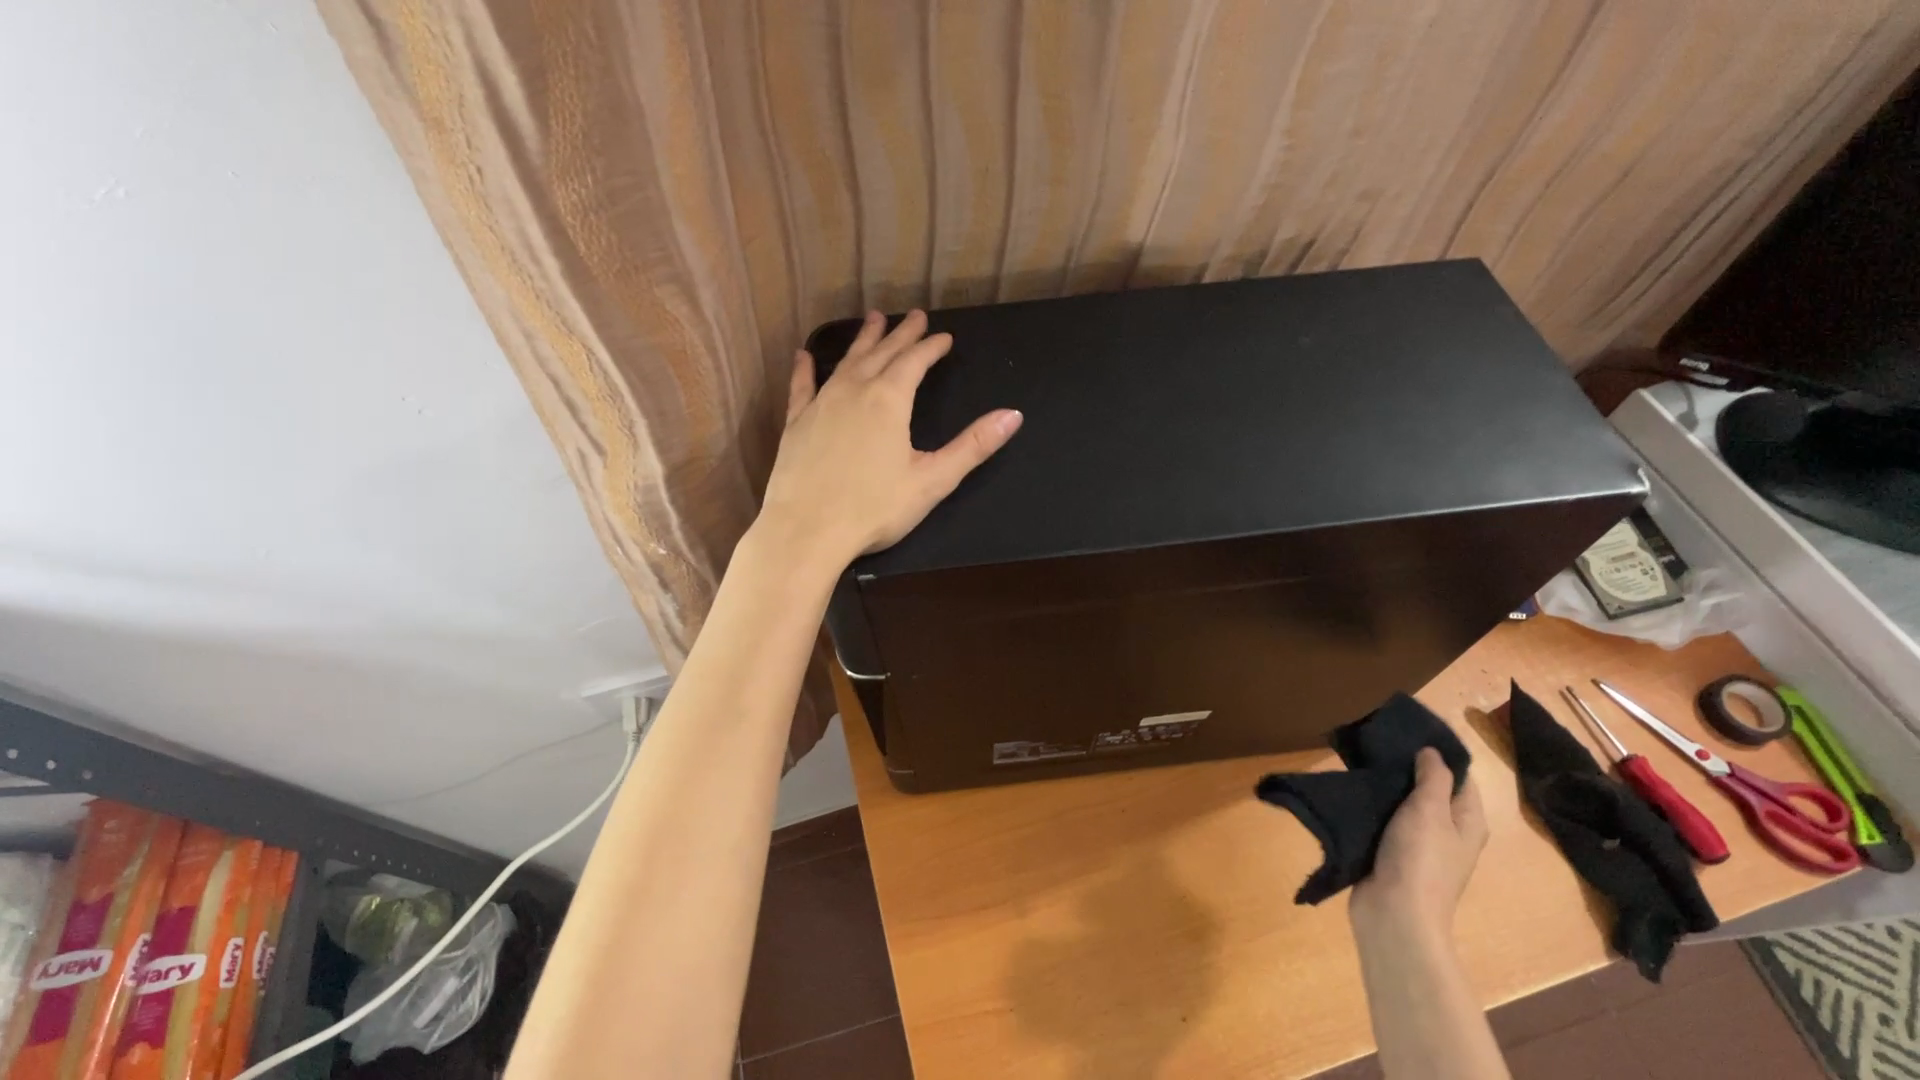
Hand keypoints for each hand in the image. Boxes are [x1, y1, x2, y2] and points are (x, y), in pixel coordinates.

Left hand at [756, 309, 1022, 567]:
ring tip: (873, 320)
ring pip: (846, 362)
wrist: (807, 531)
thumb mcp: (933, 480)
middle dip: (901, 334)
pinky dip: (805, 369)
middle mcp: (854, 391)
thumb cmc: (875, 509)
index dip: (931, 347)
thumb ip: (972, 446)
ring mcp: (821, 405)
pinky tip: (805, 356)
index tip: (944, 337)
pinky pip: (802, 386)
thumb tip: (1013, 415)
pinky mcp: (796, 424)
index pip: (915, 362)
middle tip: (914, 316)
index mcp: (889, 401)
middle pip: (881, 353)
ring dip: (863, 340)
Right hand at [1351, 748, 1487, 937]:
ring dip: (1389, 786)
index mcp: (1468, 821)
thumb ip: (1433, 777)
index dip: (1440, 753)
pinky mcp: (1393, 856)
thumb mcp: (1429, 810)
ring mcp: (1420, 846)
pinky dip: (1375, 807)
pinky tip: (1356, 791)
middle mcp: (1449, 832)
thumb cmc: (1419, 859)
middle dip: (1409, 767)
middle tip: (1381, 740)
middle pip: (1433, 790)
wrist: (1394, 914)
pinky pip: (1386, 823)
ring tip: (1364, 759)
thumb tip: (1432, 752)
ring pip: (1406, 806)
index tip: (1411, 729)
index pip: (1461, 777)